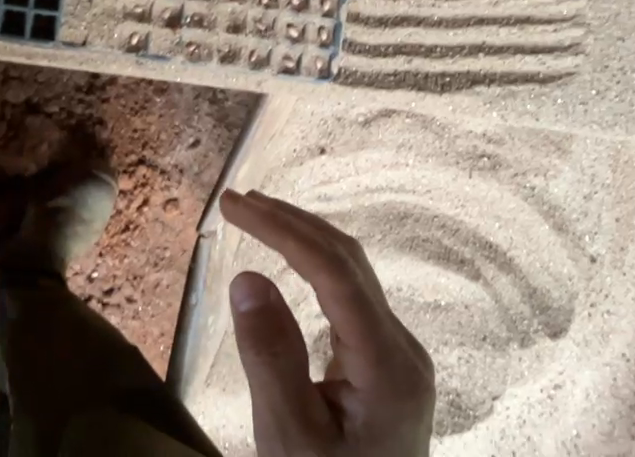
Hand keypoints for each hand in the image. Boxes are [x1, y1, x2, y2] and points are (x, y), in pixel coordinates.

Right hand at [220, 190, 434, 456]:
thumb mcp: (288, 437)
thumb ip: (270, 358)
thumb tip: (246, 275)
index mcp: (388, 367)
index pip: (335, 272)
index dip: (281, 229)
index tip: (231, 206)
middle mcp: (403, 349)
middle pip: (349, 261)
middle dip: (289, 221)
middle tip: (233, 201)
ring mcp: (399, 353)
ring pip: (352, 271)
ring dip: (301, 234)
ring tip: (253, 212)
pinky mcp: (386, 360)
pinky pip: (350, 292)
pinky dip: (312, 260)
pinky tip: (287, 254)